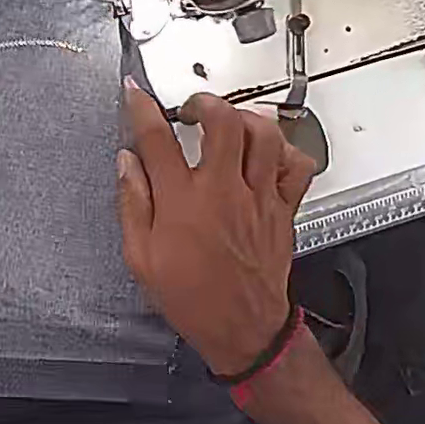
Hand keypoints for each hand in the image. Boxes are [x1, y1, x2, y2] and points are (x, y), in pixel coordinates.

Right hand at [116, 81, 316, 375]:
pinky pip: (297, 166)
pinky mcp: (282, 209)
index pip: (158, 138)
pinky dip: (285, 150)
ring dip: (245, 118)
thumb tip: (127, 164)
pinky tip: (268, 152)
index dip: (143, 108)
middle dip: (204, 102)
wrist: (241, 329)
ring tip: (230, 121)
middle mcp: (223, 192)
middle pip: (223, 121)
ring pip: (264, 135)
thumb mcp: (141, 256)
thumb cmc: (192, 296)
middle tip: (192, 108)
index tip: (136, 94)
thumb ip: (132, 203)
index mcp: (182, 202)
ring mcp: (258, 198)